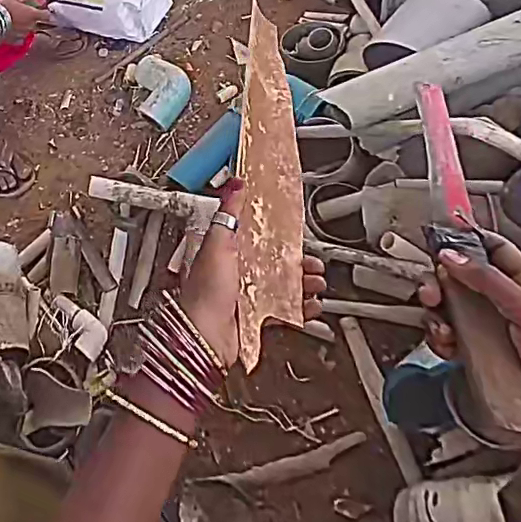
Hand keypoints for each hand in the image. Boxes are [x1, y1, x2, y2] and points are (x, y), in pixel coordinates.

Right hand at [0, 0, 51, 38]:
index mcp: (33, 14)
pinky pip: (20, 38)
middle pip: (40, 25)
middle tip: (28, 16)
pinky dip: (18, 35)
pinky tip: (11, 31)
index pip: (47, 15)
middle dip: (36, 21)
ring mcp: (24, 35)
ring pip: (29, 31)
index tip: (42, 11)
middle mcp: (31, 26)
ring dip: (26, 27)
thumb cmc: (2, 8)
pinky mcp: (16, 41)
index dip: (45, 13)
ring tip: (16, 23)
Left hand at [177, 179, 326, 366]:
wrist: (203, 336)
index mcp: (227, 250)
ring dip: (303, 283)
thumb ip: (228, 213)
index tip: (297, 233)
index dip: (279, 234)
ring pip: (282, 285)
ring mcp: (247, 295)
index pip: (257, 235)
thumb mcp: (217, 242)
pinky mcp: (254, 318)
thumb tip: (236, 185)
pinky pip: (282, 311)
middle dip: (298, 261)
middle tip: (313, 262)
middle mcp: (237, 272)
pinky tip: (310, 306)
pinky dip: (299, 308)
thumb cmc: (205, 291)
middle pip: (275, 262)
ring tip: (316, 283)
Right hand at [418, 235, 520, 437]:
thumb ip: (491, 281)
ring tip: (439, 321)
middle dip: (442, 279)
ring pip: (452, 309)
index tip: (441, 237)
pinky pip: (451, 341)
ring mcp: (494, 336)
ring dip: (438, 311)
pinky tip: (446, 345)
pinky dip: (441, 339)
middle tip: (432, 288)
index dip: (469, 240)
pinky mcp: (481, 362)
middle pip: (464, 279)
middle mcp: (508, 309)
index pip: (495, 251)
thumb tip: (453, 255)